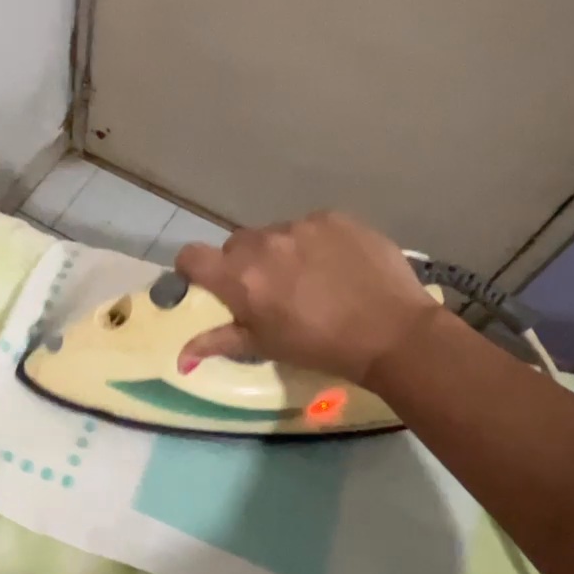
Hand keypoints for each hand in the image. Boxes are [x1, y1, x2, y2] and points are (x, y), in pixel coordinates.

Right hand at [175, 211, 438, 384]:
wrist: (393, 333)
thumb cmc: (321, 347)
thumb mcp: (265, 346)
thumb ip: (219, 341)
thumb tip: (180, 356)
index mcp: (240, 277)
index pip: (191, 256)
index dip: (193, 269)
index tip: (206, 283)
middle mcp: (264, 244)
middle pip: (235, 245)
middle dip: (243, 264)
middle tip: (268, 290)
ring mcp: (301, 226)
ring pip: (275, 234)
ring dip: (281, 252)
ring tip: (310, 279)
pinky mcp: (335, 217)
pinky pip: (311, 226)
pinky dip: (315, 243)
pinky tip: (337, 267)